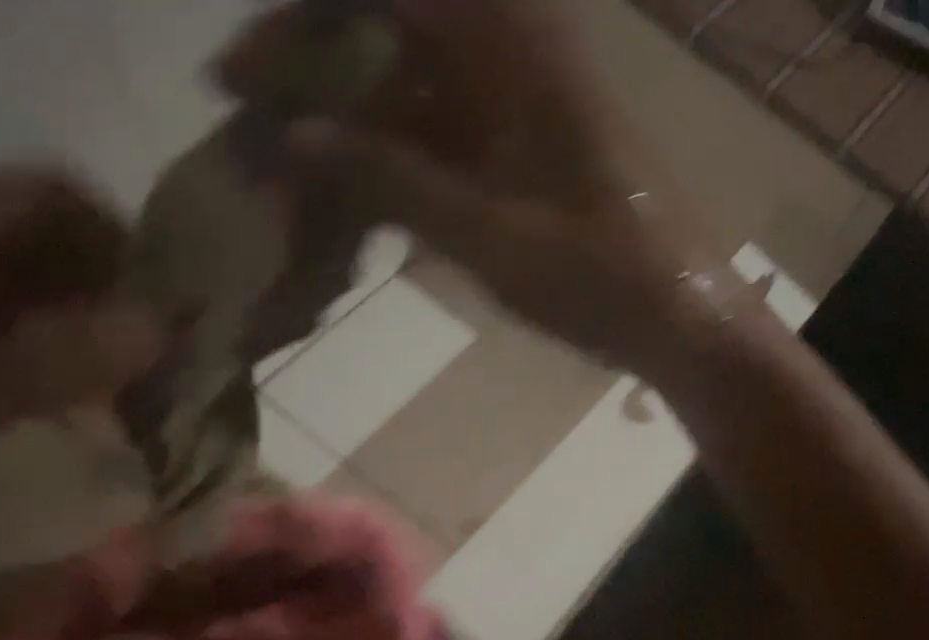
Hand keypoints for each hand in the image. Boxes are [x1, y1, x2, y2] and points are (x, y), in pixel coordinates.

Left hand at [0, 151, 161, 549]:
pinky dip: (56, 350)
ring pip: (32, 280)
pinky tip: (82, 400)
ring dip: (93, 326)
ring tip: (141, 386)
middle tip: (171, 361)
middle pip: (50, 238)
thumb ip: (49, 363)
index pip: (56, 196)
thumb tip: (163, 327)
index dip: (129, 243)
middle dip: (120, 294)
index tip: (179, 313)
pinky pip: (6, 317)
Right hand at [216, 0, 753, 375]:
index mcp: (515, 48)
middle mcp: (516, 56)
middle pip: (392, 31)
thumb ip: (390, 179)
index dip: (304, 22)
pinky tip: (352, 199)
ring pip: (412, 87)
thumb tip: (290, 136)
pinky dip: (395, 161)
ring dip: (350, 124)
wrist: (687, 320)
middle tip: (250, 123)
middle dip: (315, 71)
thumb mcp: (489, 234)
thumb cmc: (602, 277)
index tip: (241, 76)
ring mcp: (522, 106)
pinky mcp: (525, 151)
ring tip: (286, 174)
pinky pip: (443, 135)